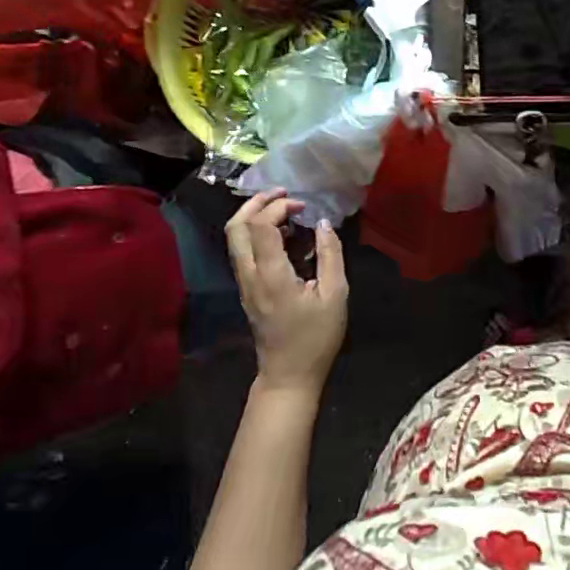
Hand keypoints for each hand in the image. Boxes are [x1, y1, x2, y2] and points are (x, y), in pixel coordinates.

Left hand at [226, 189, 348, 396]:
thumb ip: (330, 255)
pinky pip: (242, 251)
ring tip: (282, 209)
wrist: (289, 375)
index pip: (261, 225)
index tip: (303, 207)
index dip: (279, 207)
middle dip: (256, 203)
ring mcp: (244, 283)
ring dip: (253, 216)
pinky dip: (255, 232)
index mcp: (271, 275)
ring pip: (234, 238)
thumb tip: (323, 224)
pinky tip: (280, 234)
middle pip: (236, 227)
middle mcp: (249, 275)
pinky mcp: (246, 289)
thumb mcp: (335, 295)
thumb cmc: (316, 338)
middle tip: (283, 194)